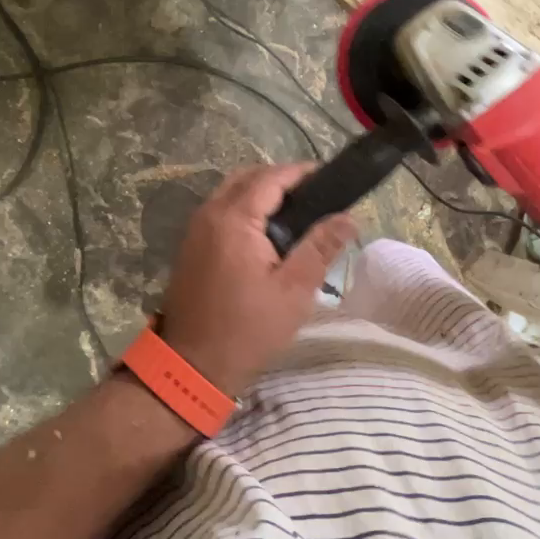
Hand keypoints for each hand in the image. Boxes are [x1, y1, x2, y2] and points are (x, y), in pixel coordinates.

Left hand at [157, 165, 355, 397]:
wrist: (191, 366)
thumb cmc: (247, 330)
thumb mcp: (293, 292)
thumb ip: (320, 247)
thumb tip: (349, 216)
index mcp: (234, 219)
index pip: (271, 178)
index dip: (301, 172)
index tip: (330, 178)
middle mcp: (209, 213)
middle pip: (248, 177)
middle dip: (281, 179)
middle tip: (315, 196)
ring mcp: (195, 228)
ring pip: (231, 191)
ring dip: (261, 192)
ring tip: (296, 214)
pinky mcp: (191, 245)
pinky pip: (220, 210)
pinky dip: (244, 208)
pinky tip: (267, 233)